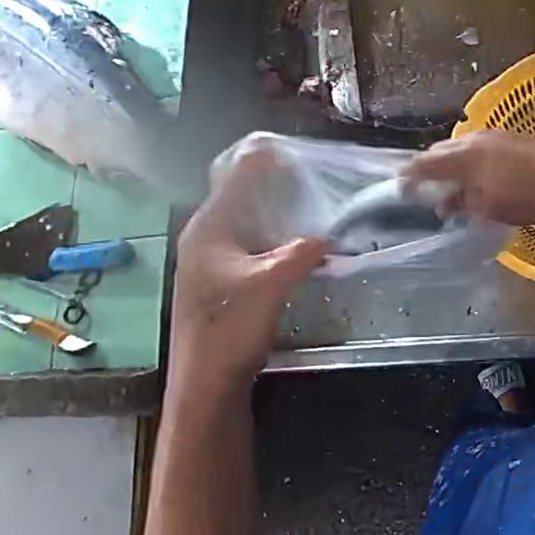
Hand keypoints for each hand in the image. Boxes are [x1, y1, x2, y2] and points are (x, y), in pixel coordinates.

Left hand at [170, 151, 327, 389]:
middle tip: (314, 177)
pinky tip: (299, 246)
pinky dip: (274, 240)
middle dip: (275, 185)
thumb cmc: (228, 330)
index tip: (297, 150)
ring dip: (277, 215)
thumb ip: (300, 254)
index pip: (236, 177)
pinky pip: (252, 246)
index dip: (264, 159)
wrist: (206, 385)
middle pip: (241, 197)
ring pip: (248, 224)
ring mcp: (213, 261)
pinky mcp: (223, 281)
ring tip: (313, 206)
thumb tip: (328, 237)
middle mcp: (206, 238)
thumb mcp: (268, 286)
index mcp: (209, 228)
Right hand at [403, 130, 534, 225]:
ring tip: (452, 183)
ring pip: (459, 146)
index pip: (424, 163)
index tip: (401, 184)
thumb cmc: (525, 196)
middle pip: (440, 150)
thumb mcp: (488, 208)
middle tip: (425, 185)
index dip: (410, 174)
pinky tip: (477, 174)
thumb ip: (461, 203)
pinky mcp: (509, 137)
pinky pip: (477, 145)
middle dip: (429, 167)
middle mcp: (472, 140)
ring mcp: (492, 135)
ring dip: (451, 163)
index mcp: (462, 157)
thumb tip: (445, 205)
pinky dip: (469, 159)